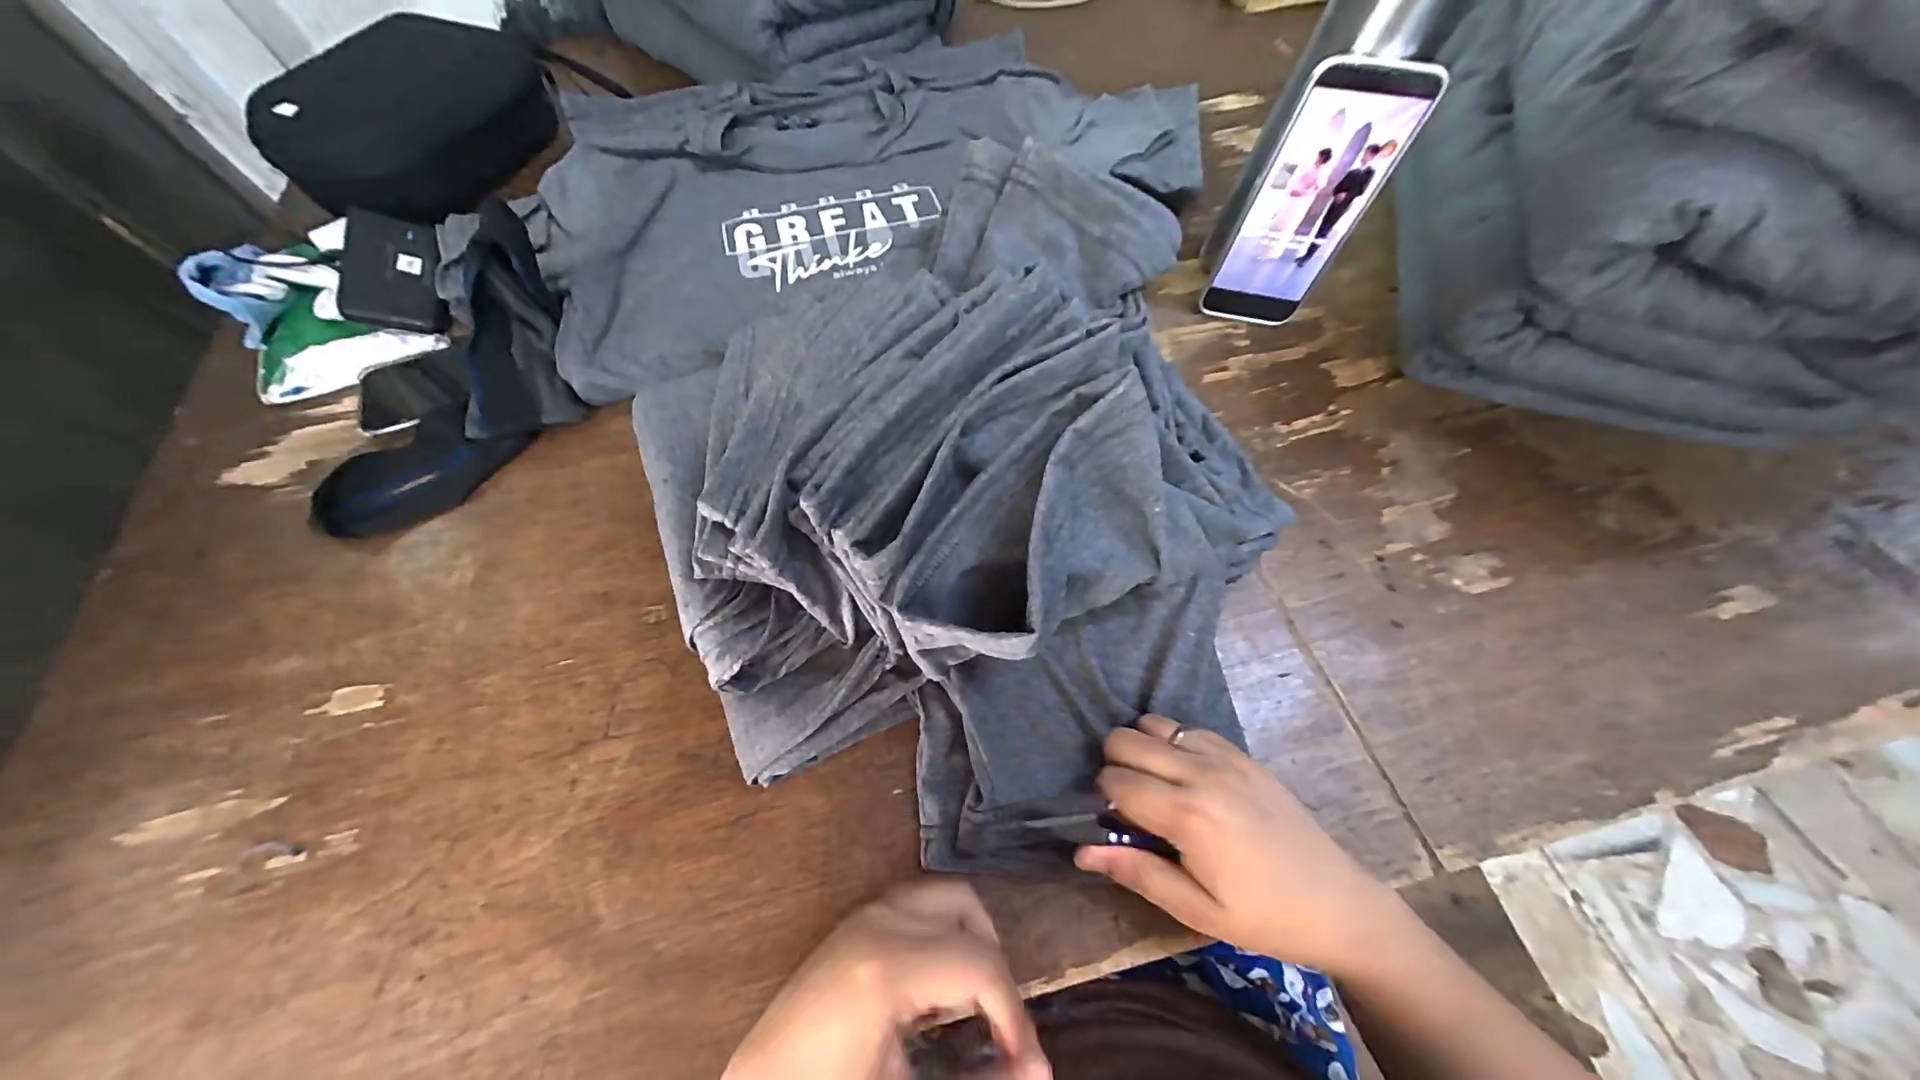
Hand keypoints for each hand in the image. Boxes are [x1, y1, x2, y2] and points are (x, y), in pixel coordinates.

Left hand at [724, 879, 1049, 1079]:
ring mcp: (863, 915)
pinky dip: (944, 932)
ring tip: (974, 1002)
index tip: (1028, 1062)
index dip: (1015, 1014)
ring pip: (945, 896)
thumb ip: (976, 1077)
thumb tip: (1040, 1071)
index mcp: (887, 965)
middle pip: (968, 915)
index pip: (980, 965)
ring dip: (972, 939)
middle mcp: (878, 923)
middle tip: (1001, 1029)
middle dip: (996, 972)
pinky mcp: (854, 922)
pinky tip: (936, 986)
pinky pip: (918, 904)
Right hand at [1074, 714, 1404, 976]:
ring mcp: (1225, 757)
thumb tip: (1081, 851)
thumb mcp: (1196, 910)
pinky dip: (1173, 742)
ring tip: (1157, 786)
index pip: (1115, 780)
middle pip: (1125, 739)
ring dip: (1142, 749)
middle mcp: (1202, 772)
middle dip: (1115, 766)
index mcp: (1188, 814)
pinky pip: (1189, 727)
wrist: (1339, 904)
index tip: (1118, 825)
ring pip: (1153, 723)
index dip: (1104, 800)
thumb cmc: (1263, 917)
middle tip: (1132, 804)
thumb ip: (1136, 872)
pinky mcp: (1242, 754)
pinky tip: (1186, 776)